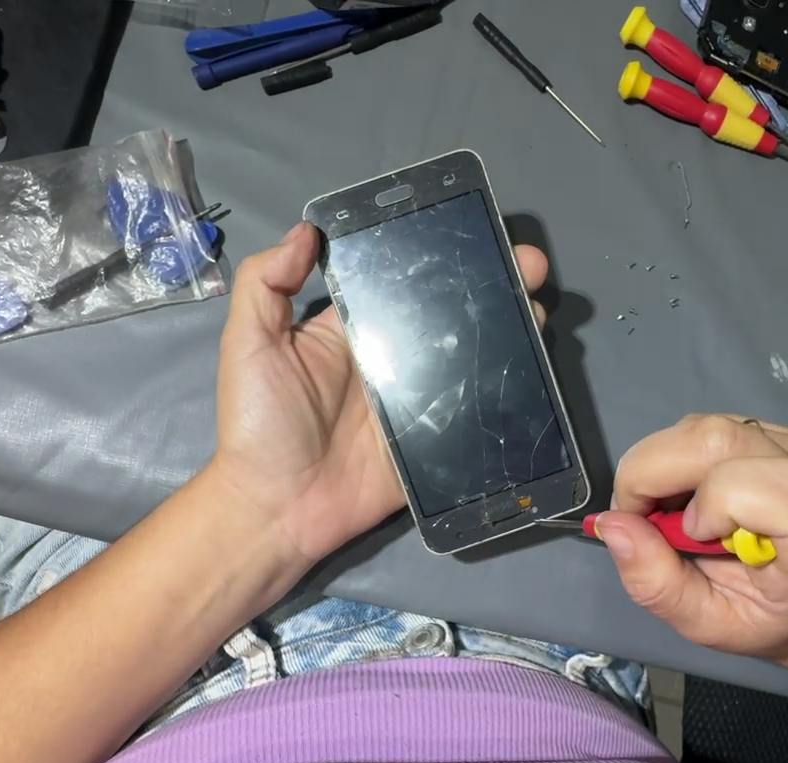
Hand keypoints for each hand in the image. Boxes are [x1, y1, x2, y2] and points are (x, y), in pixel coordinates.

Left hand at [209, 222, 549, 564]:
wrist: (279, 507)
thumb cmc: (260, 423)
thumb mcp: (249, 343)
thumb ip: (266, 283)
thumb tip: (308, 229)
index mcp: (354, 328)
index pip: (403, 280)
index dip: (440, 255)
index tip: (477, 232)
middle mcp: (392, 357)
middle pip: (450, 315)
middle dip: (494, 286)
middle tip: (530, 268)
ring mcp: (418, 401)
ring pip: (473, 359)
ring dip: (510, 332)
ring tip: (539, 311)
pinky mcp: (434, 441)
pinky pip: (474, 413)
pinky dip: (504, 393)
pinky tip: (532, 369)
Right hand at [594, 415, 787, 663]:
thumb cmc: (768, 617)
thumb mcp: (707, 624)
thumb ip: (658, 584)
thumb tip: (610, 525)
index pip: (748, 484)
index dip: (705, 506)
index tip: (689, 541)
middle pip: (712, 437)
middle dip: (650, 476)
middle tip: (641, 521)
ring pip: (700, 427)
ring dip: (659, 467)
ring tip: (666, 512)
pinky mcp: (768, 430)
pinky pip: (703, 427)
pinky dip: (673, 459)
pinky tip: (684, 494)